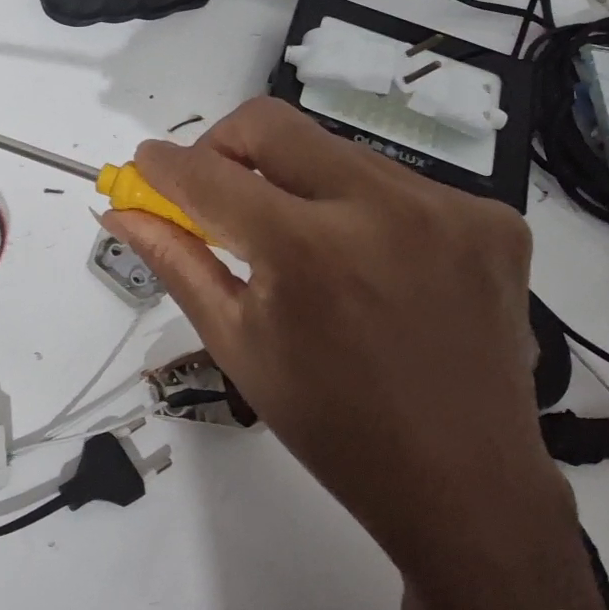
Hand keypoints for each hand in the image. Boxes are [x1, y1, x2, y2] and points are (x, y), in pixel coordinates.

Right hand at [101, 97, 598, 609]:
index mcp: (306, 251)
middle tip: (215, 192)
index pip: (208, 172)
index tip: (145, 166)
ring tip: (295, 237)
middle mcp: (381, 208)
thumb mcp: (233, 340)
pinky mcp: (489, 219)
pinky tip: (362, 256)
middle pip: (270, 123)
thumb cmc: (329, 421)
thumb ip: (174, 258)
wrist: (465, 485)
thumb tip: (119, 210)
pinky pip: (392, 178)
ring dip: (292, 176)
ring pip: (330, 147)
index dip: (163, 164)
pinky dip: (355, 201)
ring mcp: (446, 208)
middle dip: (222, 146)